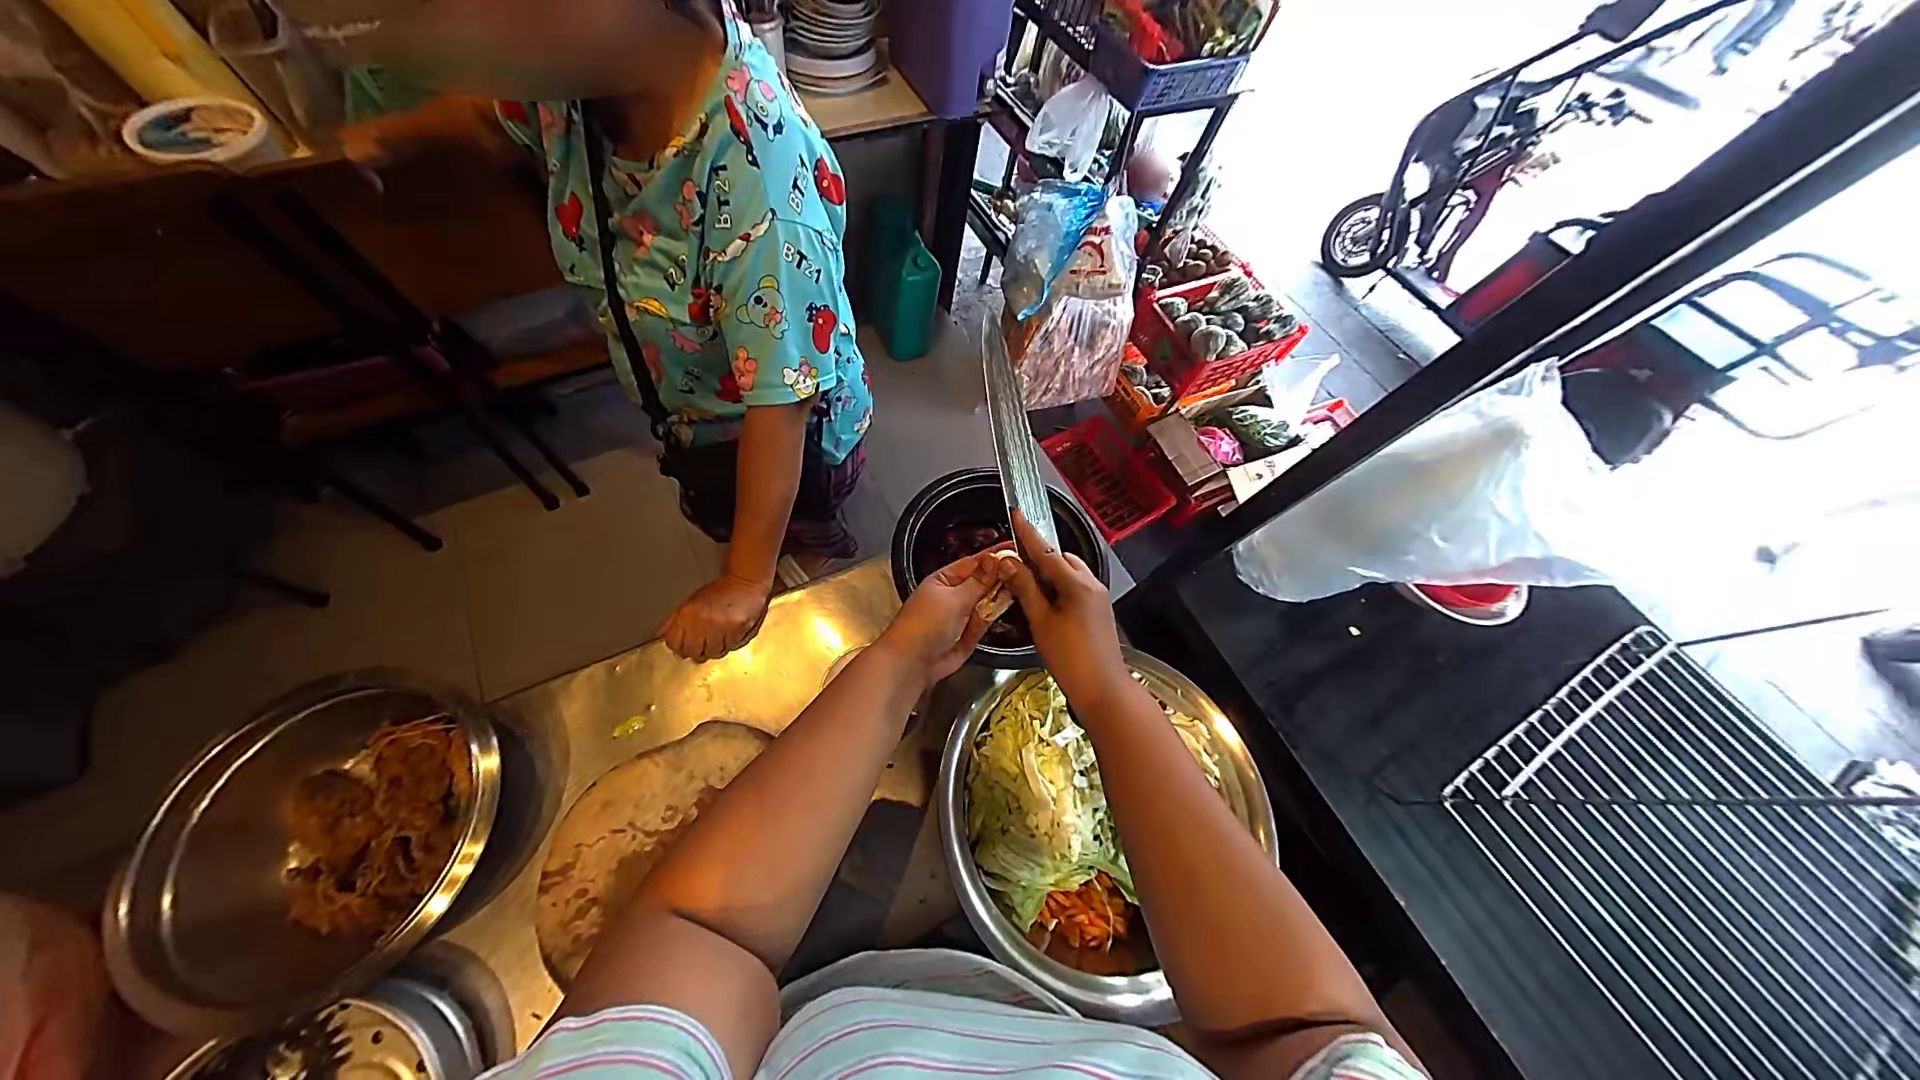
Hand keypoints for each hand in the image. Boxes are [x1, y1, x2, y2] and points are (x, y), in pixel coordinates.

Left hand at [661, 573, 770, 661]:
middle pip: (693, 652)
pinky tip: (729, 634)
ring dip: (713, 649)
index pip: (674, 644)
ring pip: (713, 654)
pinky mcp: (740, 633)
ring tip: (717, 636)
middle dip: (695, 650)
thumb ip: (674, 618)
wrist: (747, 582)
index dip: (678, 645)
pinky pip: (730, 649)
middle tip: (701, 642)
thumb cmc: (720, 590)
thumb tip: (659, 634)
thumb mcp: (692, 600)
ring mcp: (723, 629)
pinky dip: (729, 645)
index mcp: (689, 613)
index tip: (682, 643)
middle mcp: (705, 623)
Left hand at [872, 550, 1016, 687]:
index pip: (974, 562)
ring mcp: (963, 613)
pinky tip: (1010, 600)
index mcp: (944, 579)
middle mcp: (955, 594)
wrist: (913, 664)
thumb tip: (994, 559)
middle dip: (1001, 574)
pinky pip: (988, 618)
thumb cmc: (924, 626)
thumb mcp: (954, 598)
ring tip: (1022, 581)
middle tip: (1024, 565)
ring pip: (988, 598)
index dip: (994, 555)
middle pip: (983, 580)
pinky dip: (997, 611)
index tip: (1014, 548)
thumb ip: (979, 581)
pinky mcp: (971, 632)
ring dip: (1001, 592)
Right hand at [1002, 511, 1131, 708]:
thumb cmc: (1070, 658)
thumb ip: (1025, 588)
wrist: (1103, 689)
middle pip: (1061, 559)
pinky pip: (1076, 587)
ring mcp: (1098, 597)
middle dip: (1040, 556)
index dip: (1029, 533)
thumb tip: (1009, 562)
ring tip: (1027, 583)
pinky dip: (1059, 586)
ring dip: (1050, 572)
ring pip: (1070, 572)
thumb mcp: (1041, 622)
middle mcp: (1091, 584)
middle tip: (1015, 563)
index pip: (1047, 551)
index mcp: (1077, 584)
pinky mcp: (1099, 610)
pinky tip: (1045, 600)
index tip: (1017, 513)